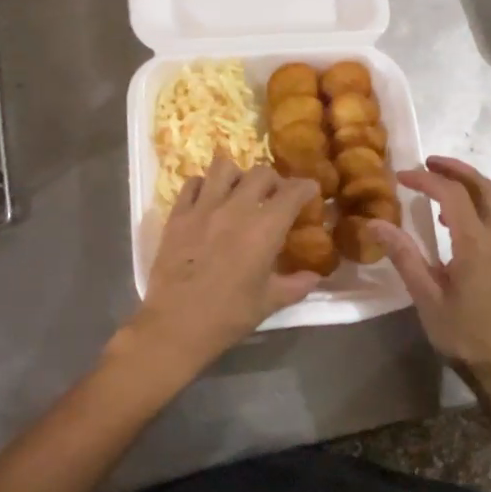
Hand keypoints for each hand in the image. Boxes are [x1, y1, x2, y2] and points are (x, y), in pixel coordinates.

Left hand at [124, 155, 322, 384]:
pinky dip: (204, 186)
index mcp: (265, 228)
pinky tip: (207, 200)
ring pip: (224, 167)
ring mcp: (203, 208)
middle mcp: (236, 208)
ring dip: (238, 175)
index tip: (309, 191)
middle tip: (274, 196)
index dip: (306, 188)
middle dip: (274, 181)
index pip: (293, 192)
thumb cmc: (228, 315)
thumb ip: (296, 285)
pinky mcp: (177, 215)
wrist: (176, 324)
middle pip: (261, 173)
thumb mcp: (269, 303)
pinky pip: (192, 184)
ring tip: (239, 192)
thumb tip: (314, 277)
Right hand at [370, 157, 490, 385]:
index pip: (452, 196)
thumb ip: (404, 256)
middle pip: (483, 188)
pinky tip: (453, 218)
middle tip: (427, 163)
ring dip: (470, 184)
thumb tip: (376, 224)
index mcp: (475, 244)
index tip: (400, 177)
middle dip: (456, 170)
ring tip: (440, 183)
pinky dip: (476, 203)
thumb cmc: (461, 334)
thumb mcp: (425, 297)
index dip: (426, 180)